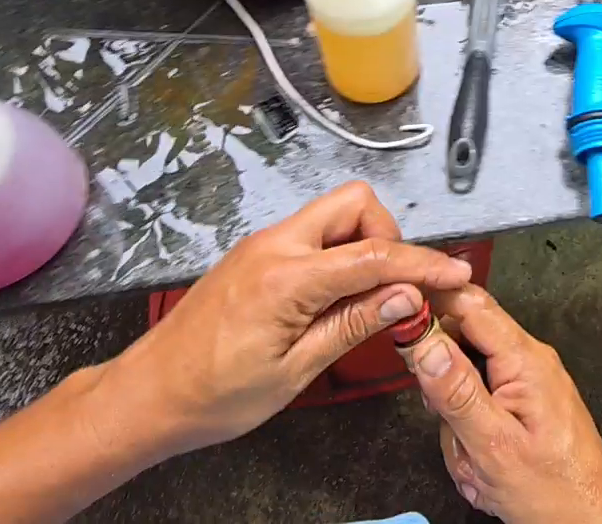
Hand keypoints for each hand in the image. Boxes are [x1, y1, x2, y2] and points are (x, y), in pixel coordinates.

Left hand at [94, 181, 472, 455]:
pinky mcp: (259, 251)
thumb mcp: (294, 371)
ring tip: (366, 296)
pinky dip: (340, 252)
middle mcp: (277, 244)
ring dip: (364, 242)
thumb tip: (408, 296)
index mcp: (288, 277)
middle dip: (387, 233)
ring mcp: (265, 243)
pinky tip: (336, 295)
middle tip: (392, 283)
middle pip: (355, 202)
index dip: (422, 263)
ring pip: (336, 212)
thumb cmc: (215, 397)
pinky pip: (315, 232)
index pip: (374, 255)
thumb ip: (355, 324)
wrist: (144, 396)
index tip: (457, 273)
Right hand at [404, 286, 601, 523]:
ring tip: (474, 459)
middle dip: (444, 380)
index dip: (433, 302)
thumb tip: (425, 341)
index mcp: (523, 357)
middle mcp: (528, 357)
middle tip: (444, 422)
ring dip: (458, 418)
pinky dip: (472, 430)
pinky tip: (482, 461)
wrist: (590, 522)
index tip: (399, 318)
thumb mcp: (493, 445)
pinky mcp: (527, 401)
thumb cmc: (552, 489)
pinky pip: (484, 400)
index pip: (470, 304)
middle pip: (465, 340)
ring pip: (469, 377)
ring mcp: (529, 379)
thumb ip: (456, 391)